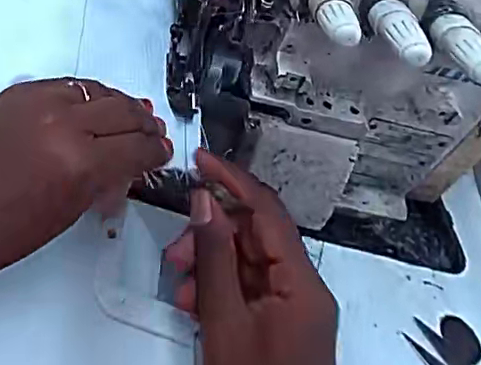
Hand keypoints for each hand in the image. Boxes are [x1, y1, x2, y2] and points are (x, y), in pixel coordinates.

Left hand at [0, 78, 171, 287]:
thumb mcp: (65, 213)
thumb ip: (99, 181)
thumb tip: (122, 165)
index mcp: (79, 163)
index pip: (135, 148)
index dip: (155, 150)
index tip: (161, 151)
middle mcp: (61, 123)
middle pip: (121, 111)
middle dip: (142, 123)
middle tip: (152, 130)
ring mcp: (37, 101)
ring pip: (94, 90)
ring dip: (116, 102)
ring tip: (129, 111)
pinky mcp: (17, 91)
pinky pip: (63, 84)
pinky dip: (83, 93)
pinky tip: (90, 102)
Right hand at [165, 149, 338, 364]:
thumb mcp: (225, 320)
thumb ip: (213, 254)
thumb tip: (205, 199)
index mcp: (302, 284)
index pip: (266, 208)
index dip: (232, 178)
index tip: (201, 160)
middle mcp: (302, 288)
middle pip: (253, 233)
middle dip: (210, 232)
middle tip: (179, 245)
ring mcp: (290, 306)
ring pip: (244, 258)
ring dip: (208, 261)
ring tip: (182, 282)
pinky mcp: (277, 321)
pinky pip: (244, 284)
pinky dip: (215, 285)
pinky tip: (193, 300)